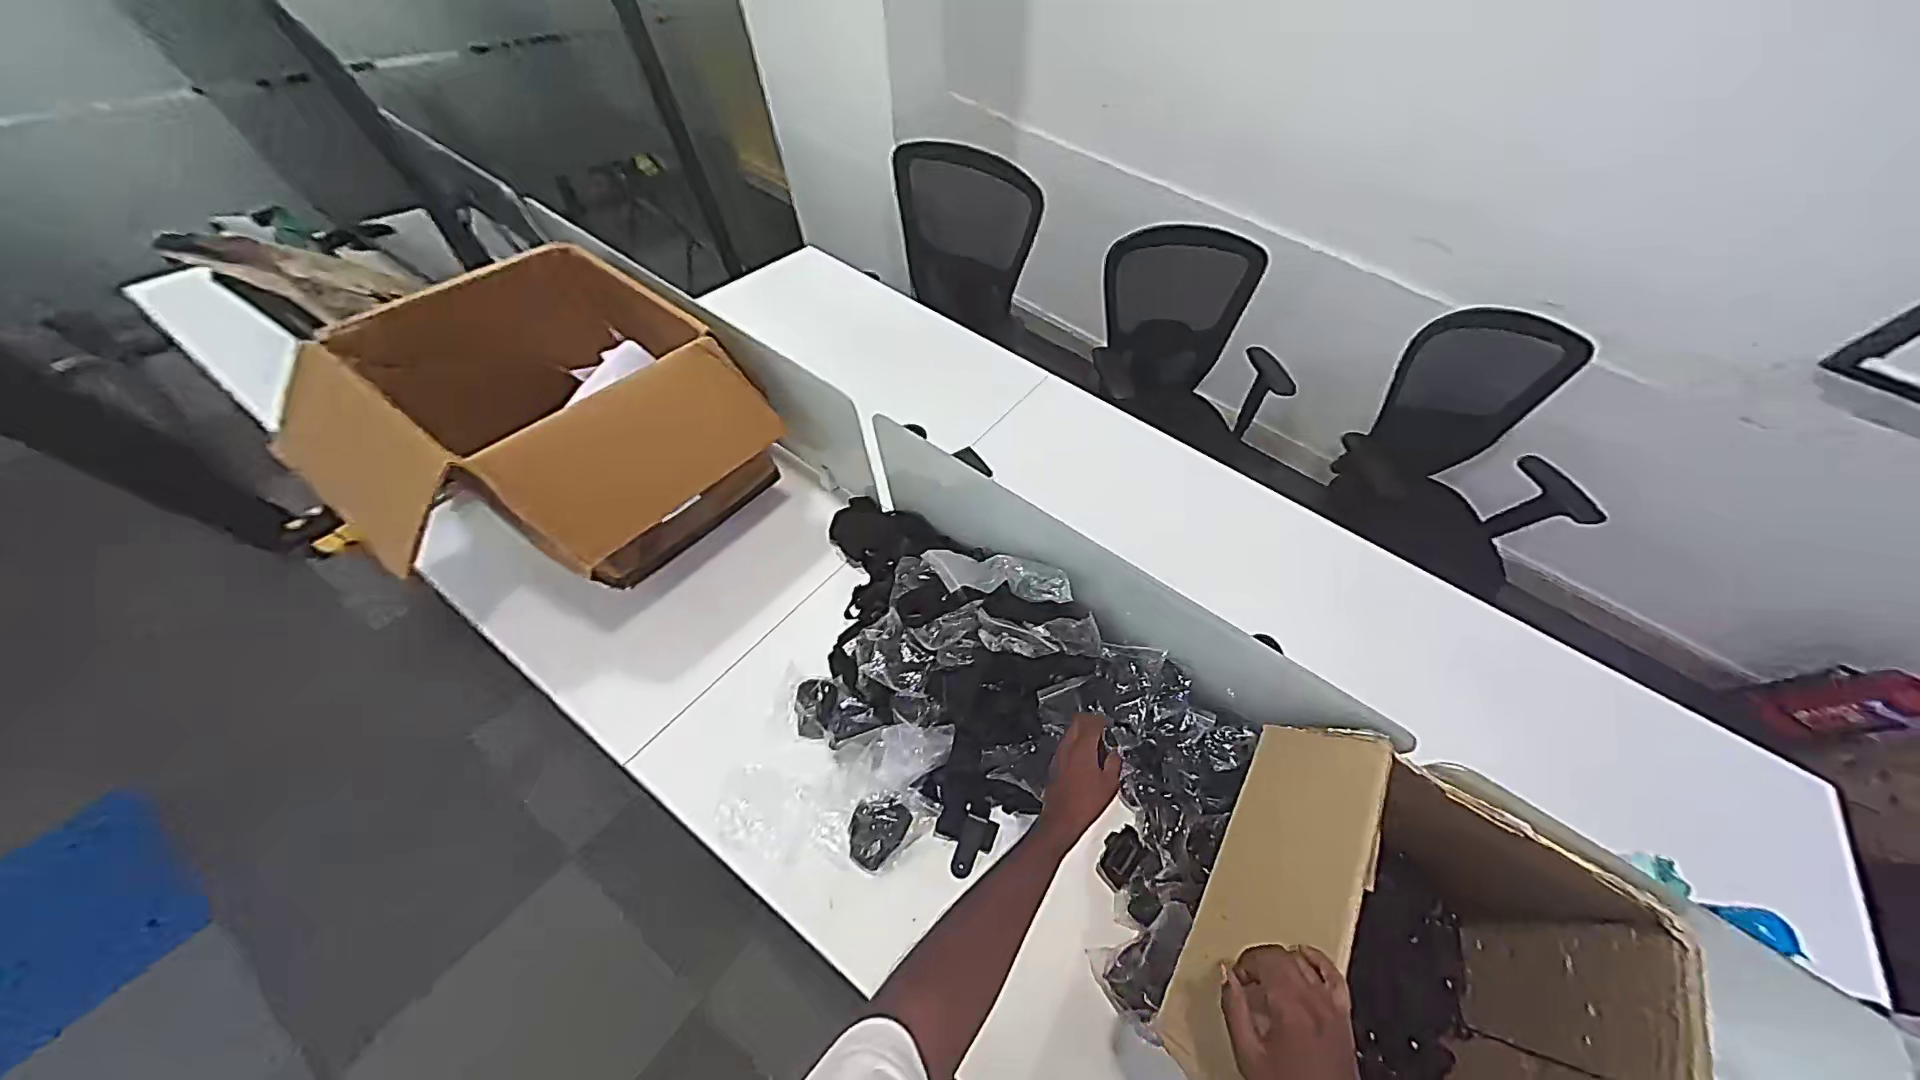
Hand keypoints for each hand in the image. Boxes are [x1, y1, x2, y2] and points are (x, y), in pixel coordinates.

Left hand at [1033, 713, 1120, 853]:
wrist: (1061, 820)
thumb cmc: (1084, 805)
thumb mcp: (1110, 784)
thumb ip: (1114, 763)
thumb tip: (1115, 754)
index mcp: (1082, 749)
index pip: (1091, 723)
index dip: (1102, 721)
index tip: (1109, 725)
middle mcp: (1067, 748)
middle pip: (1077, 722)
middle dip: (1091, 722)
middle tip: (1102, 731)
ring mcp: (1058, 756)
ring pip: (1069, 733)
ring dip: (1082, 733)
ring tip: (1095, 746)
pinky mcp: (1054, 765)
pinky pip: (1065, 746)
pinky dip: (1075, 745)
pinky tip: (1084, 759)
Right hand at [1221, 945, 1357, 1079]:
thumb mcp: (1249, 1054)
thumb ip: (1234, 1009)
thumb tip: (1226, 974)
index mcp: (1290, 1006)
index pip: (1265, 959)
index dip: (1245, 963)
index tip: (1237, 978)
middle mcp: (1314, 1000)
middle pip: (1283, 957)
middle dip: (1260, 961)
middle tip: (1247, 979)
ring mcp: (1333, 1008)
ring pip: (1305, 962)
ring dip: (1283, 960)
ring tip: (1269, 976)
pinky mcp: (1344, 1017)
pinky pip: (1335, 977)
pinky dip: (1319, 962)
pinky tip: (1305, 958)